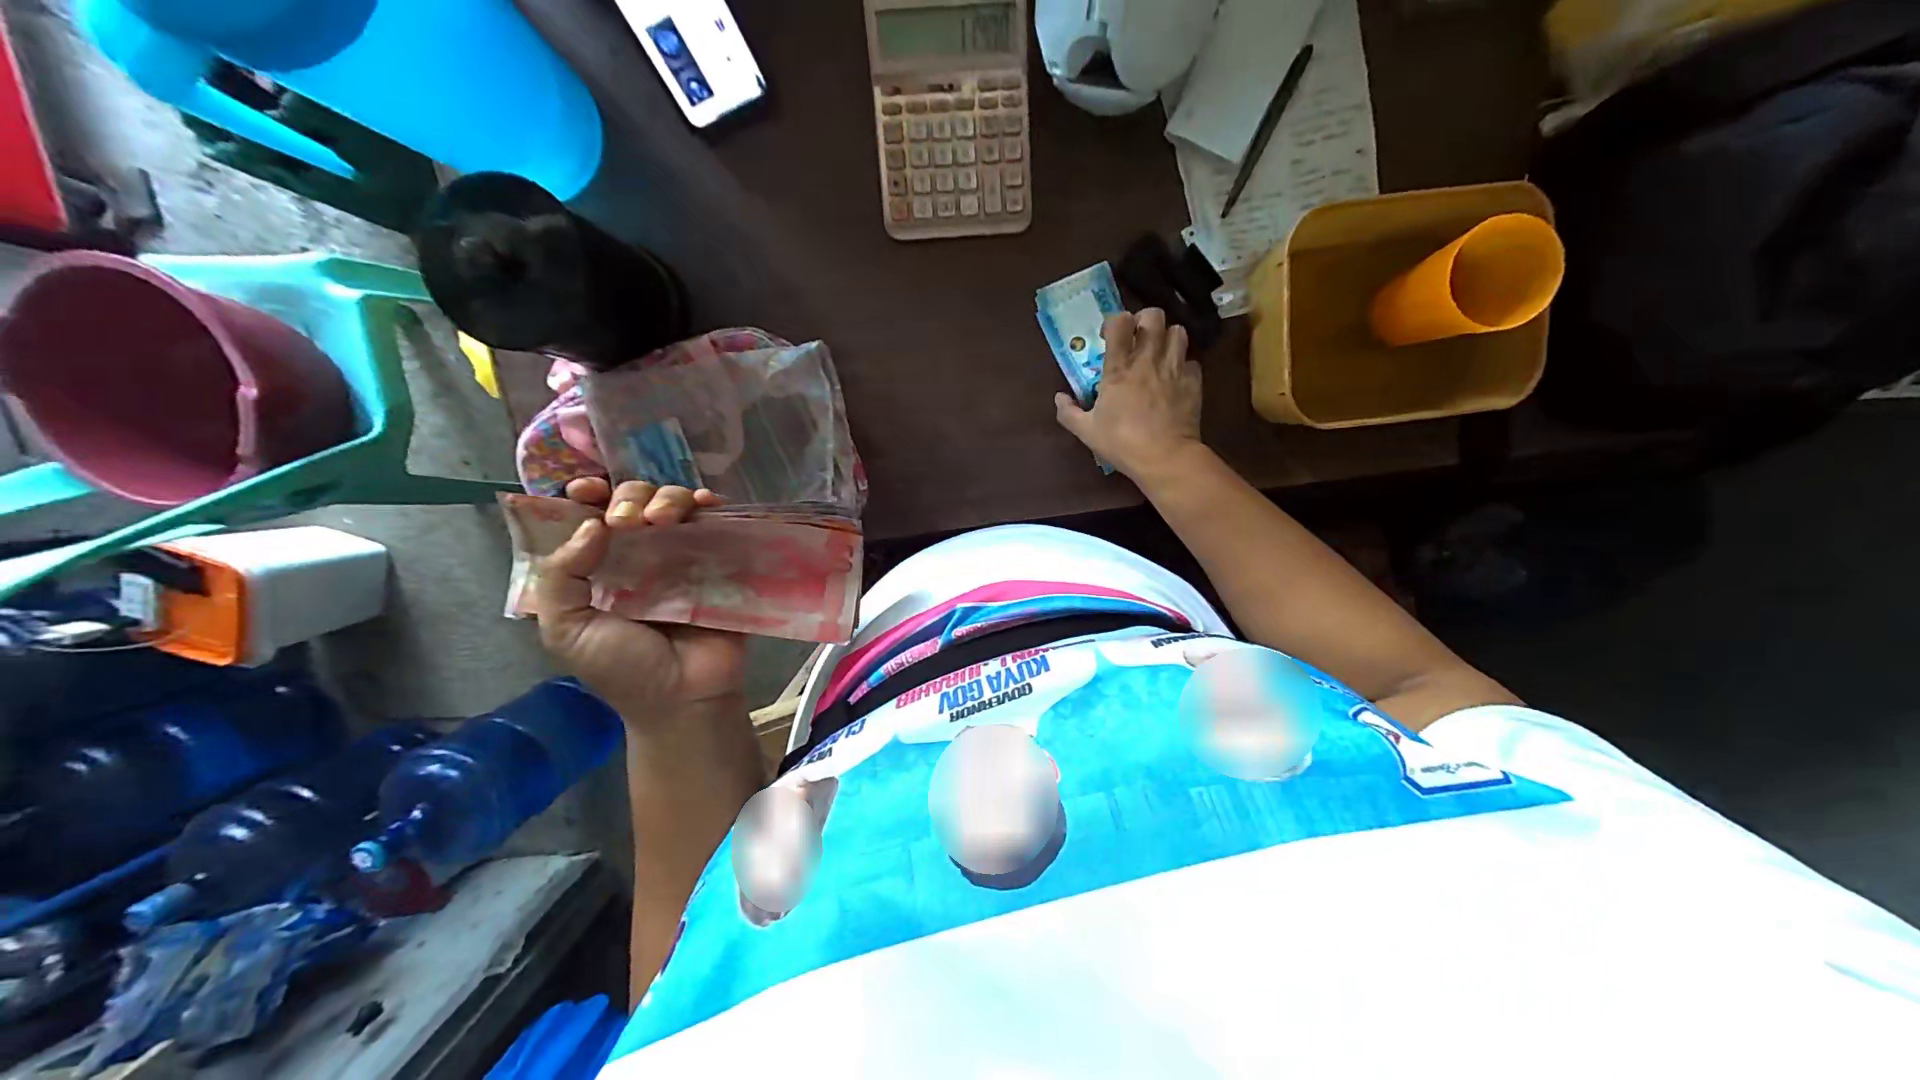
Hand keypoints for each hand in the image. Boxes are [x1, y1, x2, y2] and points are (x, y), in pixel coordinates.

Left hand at [534, 477, 748, 721]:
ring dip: (667, 497)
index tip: (586, 491)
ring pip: (673, 503)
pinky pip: (714, 523)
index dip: (587, 494)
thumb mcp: (567, 629)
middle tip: (630, 521)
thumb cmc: (622, 669)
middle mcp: (639, 554)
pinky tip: (705, 504)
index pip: (589, 516)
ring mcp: (681, 556)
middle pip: (633, 500)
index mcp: (598, 567)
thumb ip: (562, 575)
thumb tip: (593, 523)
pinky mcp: (718, 562)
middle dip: (629, 496)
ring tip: (664, 520)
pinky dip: (709, 505)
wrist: (682, 697)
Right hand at [1054, 308, 1203, 482]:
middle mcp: (1148, 359)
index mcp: (1119, 368)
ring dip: (1167, 338)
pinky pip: (1192, 361)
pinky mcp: (1193, 381)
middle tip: (1138, 337)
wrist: (1165, 457)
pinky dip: (1183, 365)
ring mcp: (1174, 368)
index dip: (1114, 322)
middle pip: (1153, 316)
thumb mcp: (1086, 431)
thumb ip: (1069, 412)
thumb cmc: (1122, 443)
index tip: (1110, 336)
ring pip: (1178, 331)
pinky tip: (1175, 378)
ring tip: (1159, 353)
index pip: (1119, 323)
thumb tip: (1059, 397)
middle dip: (1145, 320)